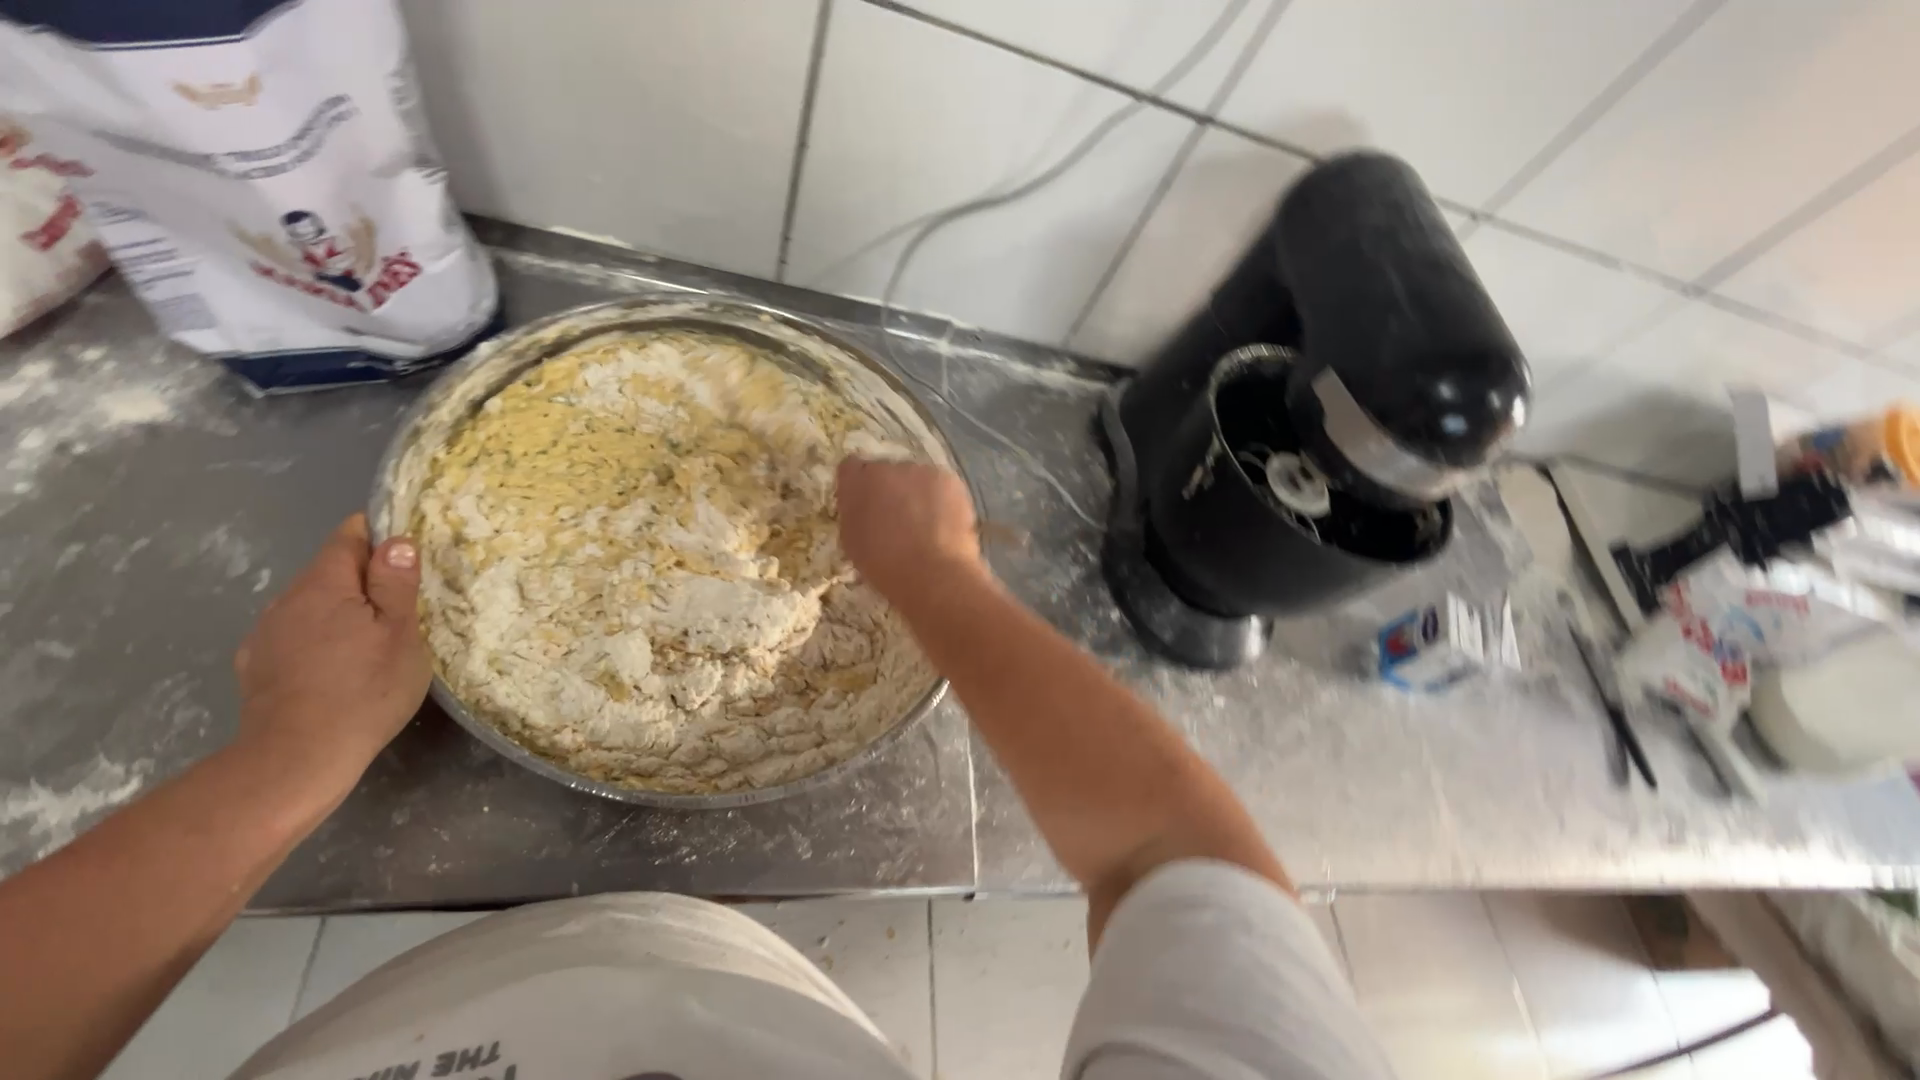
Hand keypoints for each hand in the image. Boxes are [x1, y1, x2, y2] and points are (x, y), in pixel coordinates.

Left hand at [233, 514, 431, 776]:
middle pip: (329, 571)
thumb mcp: (401, 634)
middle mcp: (287, 600)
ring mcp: (265, 634)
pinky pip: (294, 635)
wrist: (297, 757)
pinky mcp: (257, 666)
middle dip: (364, 579)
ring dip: (341, 611)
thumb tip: (395, 541)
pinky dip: (318, 639)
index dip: (378, 535)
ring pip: (311, 605)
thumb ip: (396, 584)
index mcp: (324, 585)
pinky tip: (335, 668)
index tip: (407, 553)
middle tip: (402, 606)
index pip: (348, 537)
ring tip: (371, 641)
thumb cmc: (365, 690)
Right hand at [835, 458, 983, 598]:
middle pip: (886, 472)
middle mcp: (887, 467)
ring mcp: (921, 471)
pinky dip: (941, 500)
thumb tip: (863, 504)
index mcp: (856, 482)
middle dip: (890, 490)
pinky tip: (944, 525)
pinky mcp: (949, 480)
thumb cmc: (884, 565)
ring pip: (916, 478)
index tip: (865, 503)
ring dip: (917, 494)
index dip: (859, 485)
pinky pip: (941, 486)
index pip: (850, 467)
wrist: (932, 573)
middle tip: (898, 519)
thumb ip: (853, 513)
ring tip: (925, 526)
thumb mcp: (852, 542)